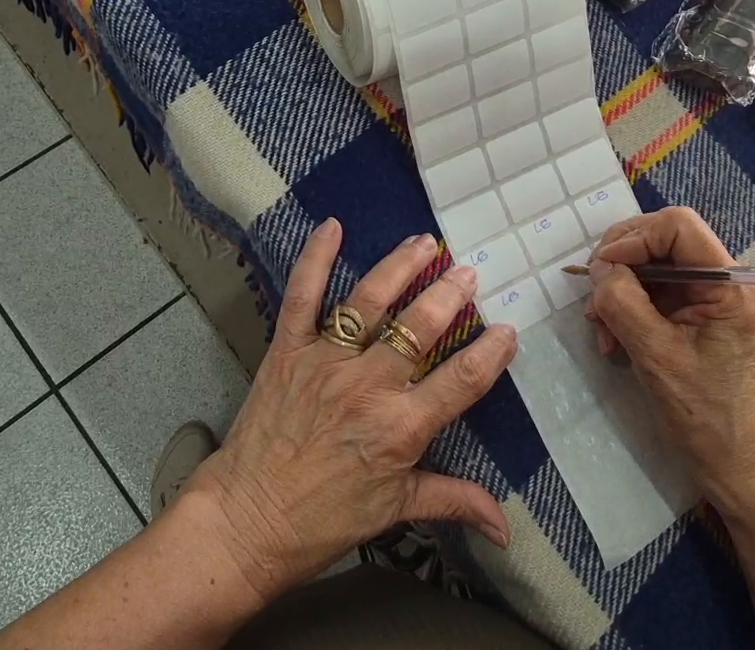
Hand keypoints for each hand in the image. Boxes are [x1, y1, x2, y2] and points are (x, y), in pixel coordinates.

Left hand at [178, 219, 518, 602]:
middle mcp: (367, 386)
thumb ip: (453, 501)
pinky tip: (332, 227)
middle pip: (418, 330)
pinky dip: (315, 259)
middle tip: (468, 272)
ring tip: (423, 244)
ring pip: (369, 303)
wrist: (246, 519)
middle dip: (448, 296)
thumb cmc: (323, 520)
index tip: (508, 330)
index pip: (460, 382)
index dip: (489, 354)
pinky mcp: (288, 350)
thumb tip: (506, 527)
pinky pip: (303, 297)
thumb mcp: (393, 511)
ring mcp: (325, 362)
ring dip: (399, 268)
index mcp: (400, 428)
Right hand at [584, 207, 754, 508]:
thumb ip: (623, 302)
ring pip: (653, 266)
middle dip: (622, 263)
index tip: (603, 268)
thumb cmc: (701, 412)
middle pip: (663, 240)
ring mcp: (711, 299)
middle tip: (595, 293)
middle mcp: (725, 283)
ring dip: (619, 289)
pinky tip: (613, 337)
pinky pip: (655, 293)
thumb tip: (600, 269)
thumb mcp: (653, 353)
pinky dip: (628, 307)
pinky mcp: (697, 316)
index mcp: (729, 286)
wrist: (732, 462)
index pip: (678, 227)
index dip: (634, 237)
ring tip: (601, 327)